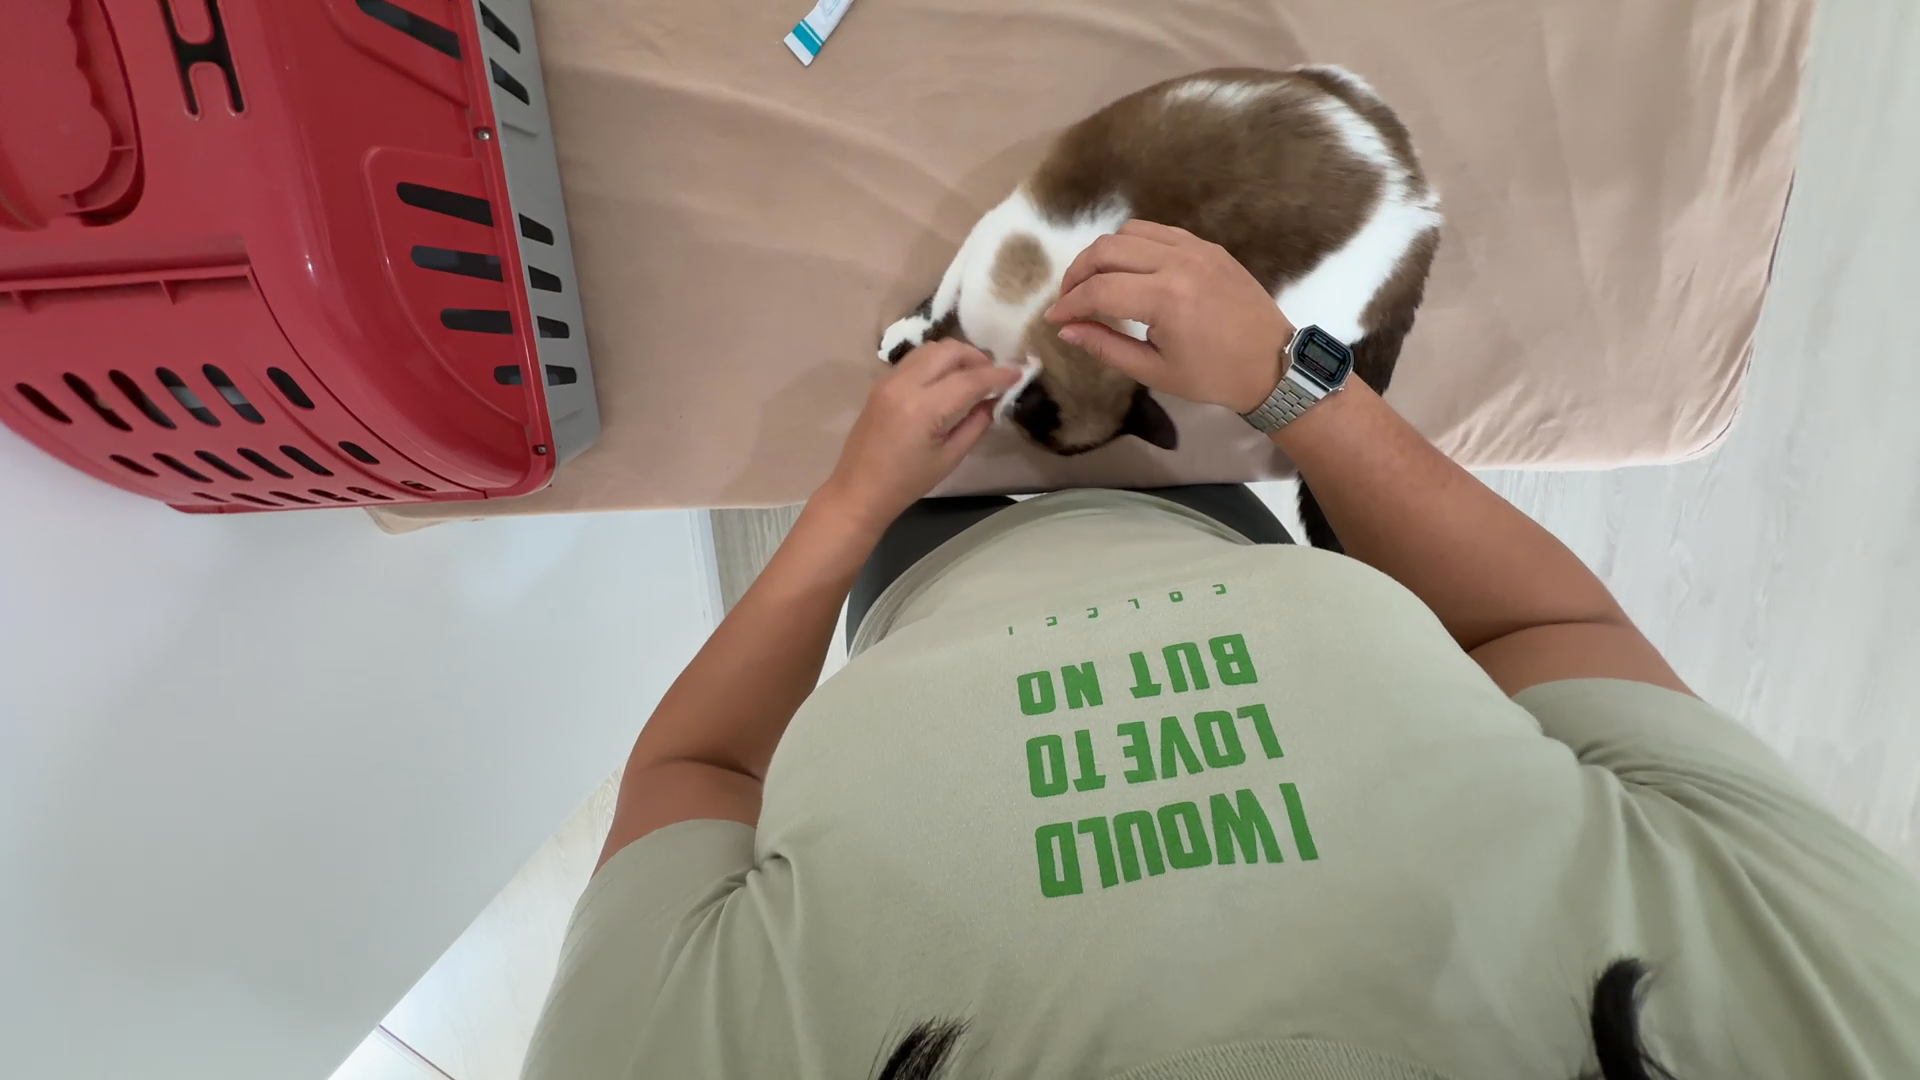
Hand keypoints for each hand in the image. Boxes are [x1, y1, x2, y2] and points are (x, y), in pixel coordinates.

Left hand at [817, 341, 1021, 532]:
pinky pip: (915, 359)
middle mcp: (904, 385)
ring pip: (930, 349)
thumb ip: (975, 424)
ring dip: (956, 355)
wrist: (859, 489)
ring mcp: (888, 380)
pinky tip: (947, 380)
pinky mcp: (881, 384)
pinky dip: (936, 361)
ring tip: (972, 375)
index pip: (969, 379)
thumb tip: (993, 401)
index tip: (1019, 372)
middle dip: (977, 357)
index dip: (998, 374)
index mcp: (923, 408)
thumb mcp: (950, 458)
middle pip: (948, 350)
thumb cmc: (907, 482)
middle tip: (993, 374)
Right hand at [1045, 220, 1295, 413]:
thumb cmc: (1212, 377)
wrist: (1272, 364)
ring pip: (1129, 232)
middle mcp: (1178, 263)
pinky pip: (1157, 232)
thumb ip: (1106, 346)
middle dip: (1077, 273)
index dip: (1068, 305)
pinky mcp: (1207, 246)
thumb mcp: (1153, 371)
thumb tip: (1066, 330)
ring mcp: (1195, 248)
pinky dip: (1132, 246)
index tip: (1053, 320)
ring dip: (1103, 255)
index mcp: (1166, 299)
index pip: (1098, 291)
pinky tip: (1127, 272)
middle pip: (1107, 249)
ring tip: (1094, 283)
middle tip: (1068, 300)